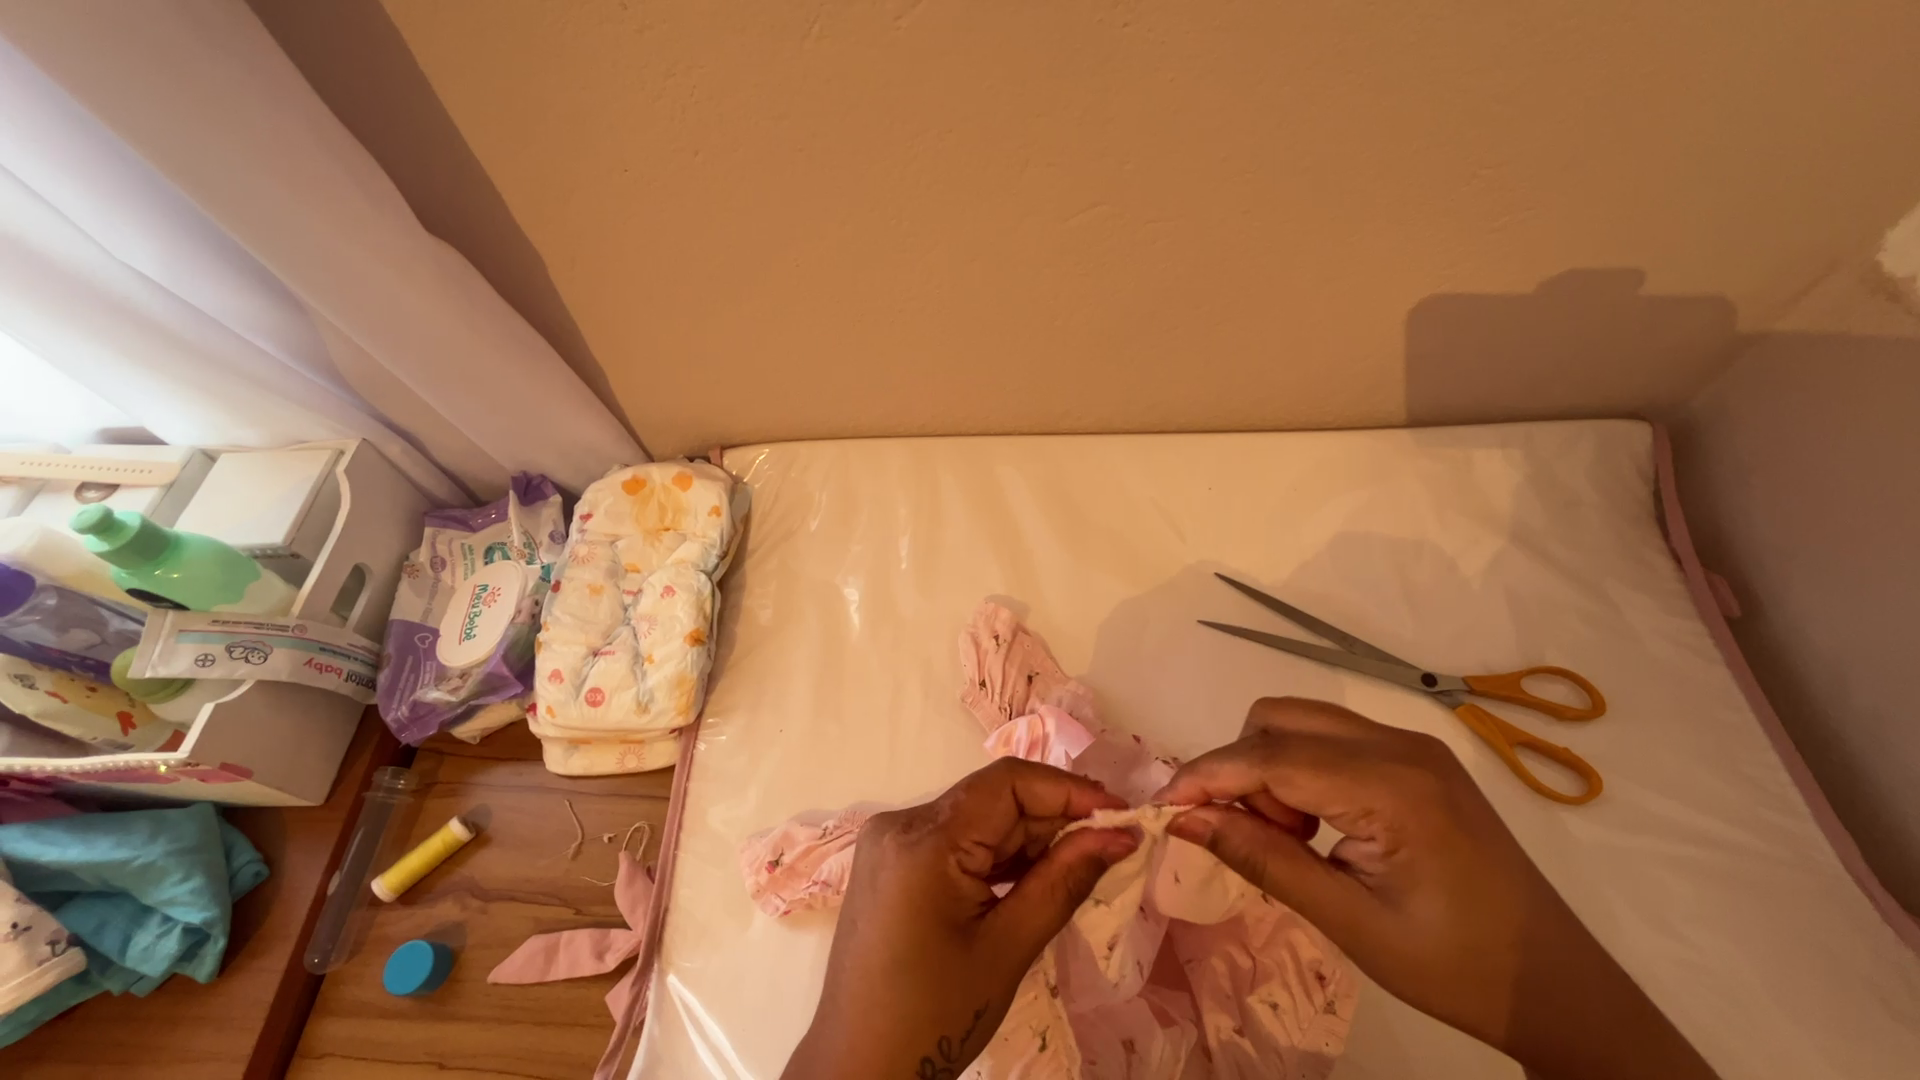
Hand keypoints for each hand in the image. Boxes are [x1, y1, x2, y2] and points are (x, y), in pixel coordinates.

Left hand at [783, 758, 1137, 1079]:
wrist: (859, 1067)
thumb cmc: (936, 1015)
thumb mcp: (1009, 947)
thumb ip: (1065, 880)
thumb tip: (1120, 834)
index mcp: (925, 838)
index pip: (1007, 782)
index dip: (1069, 790)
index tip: (1121, 815)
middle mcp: (901, 822)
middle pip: (992, 798)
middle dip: (1054, 818)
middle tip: (1110, 847)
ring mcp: (891, 841)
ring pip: (977, 817)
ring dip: (1028, 838)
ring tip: (1077, 867)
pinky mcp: (892, 861)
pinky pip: (956, 839)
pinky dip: (996, 854)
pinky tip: (1031, 880)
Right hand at [1155, 697, 1715, 1079]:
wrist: (1557, 985)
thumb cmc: (1455, 966)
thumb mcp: (1349, 922)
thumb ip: (1263, 859)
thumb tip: (1184, 819)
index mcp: (1391, 786)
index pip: (1269, 755)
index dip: (1206, 775)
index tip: (1161, 808)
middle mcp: (1399, 745)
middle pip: (1279, 719)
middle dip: (1240, 768)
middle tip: (1254, 836)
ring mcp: (1411, 746)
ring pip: (1300, 722)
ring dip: (1269, 767)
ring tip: (1292, 838)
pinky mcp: (1415, 759)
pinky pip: (1329, 740)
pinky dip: (1299, 770)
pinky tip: (1319, 826)